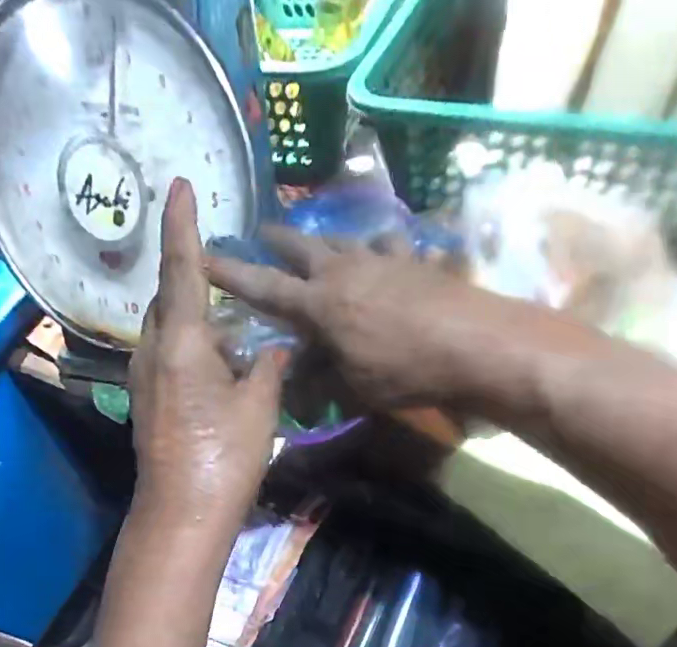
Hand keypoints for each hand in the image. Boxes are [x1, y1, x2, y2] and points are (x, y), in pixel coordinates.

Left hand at [129, 179, 285, 528]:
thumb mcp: (260, 407)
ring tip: (231, 333)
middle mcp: (153, 353)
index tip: (177, 186)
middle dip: (191, 281)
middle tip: (223, 276)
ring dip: (194, 323)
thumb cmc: (224, 457)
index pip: (180, 269)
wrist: (183, 514)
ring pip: (166, 332)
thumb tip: (277, 349)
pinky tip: (218, 369)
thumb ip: (268, 368)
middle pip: (168, 300)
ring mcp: (144, 381)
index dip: (181, 225)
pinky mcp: (146, 404)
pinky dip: (190, 351)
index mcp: (181, 343)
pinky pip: (166, 359)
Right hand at [206, 229, 523, 409]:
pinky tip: (387, 249)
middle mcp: (344, 270)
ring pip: (343, 238)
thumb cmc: (403, 370)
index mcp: (319, 303)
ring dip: (324, 237)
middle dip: (276, 239)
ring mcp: (382, 259)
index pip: (264, 286)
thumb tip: (294, 378)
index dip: (231, 273)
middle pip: (301, 246)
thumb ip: (318, 377)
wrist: (473, 344)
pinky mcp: (415, 260)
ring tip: (318, 238)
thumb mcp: (351, 386)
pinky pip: (392, 245)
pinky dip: (383, 247)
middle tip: (261, 230)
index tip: (204, 255)